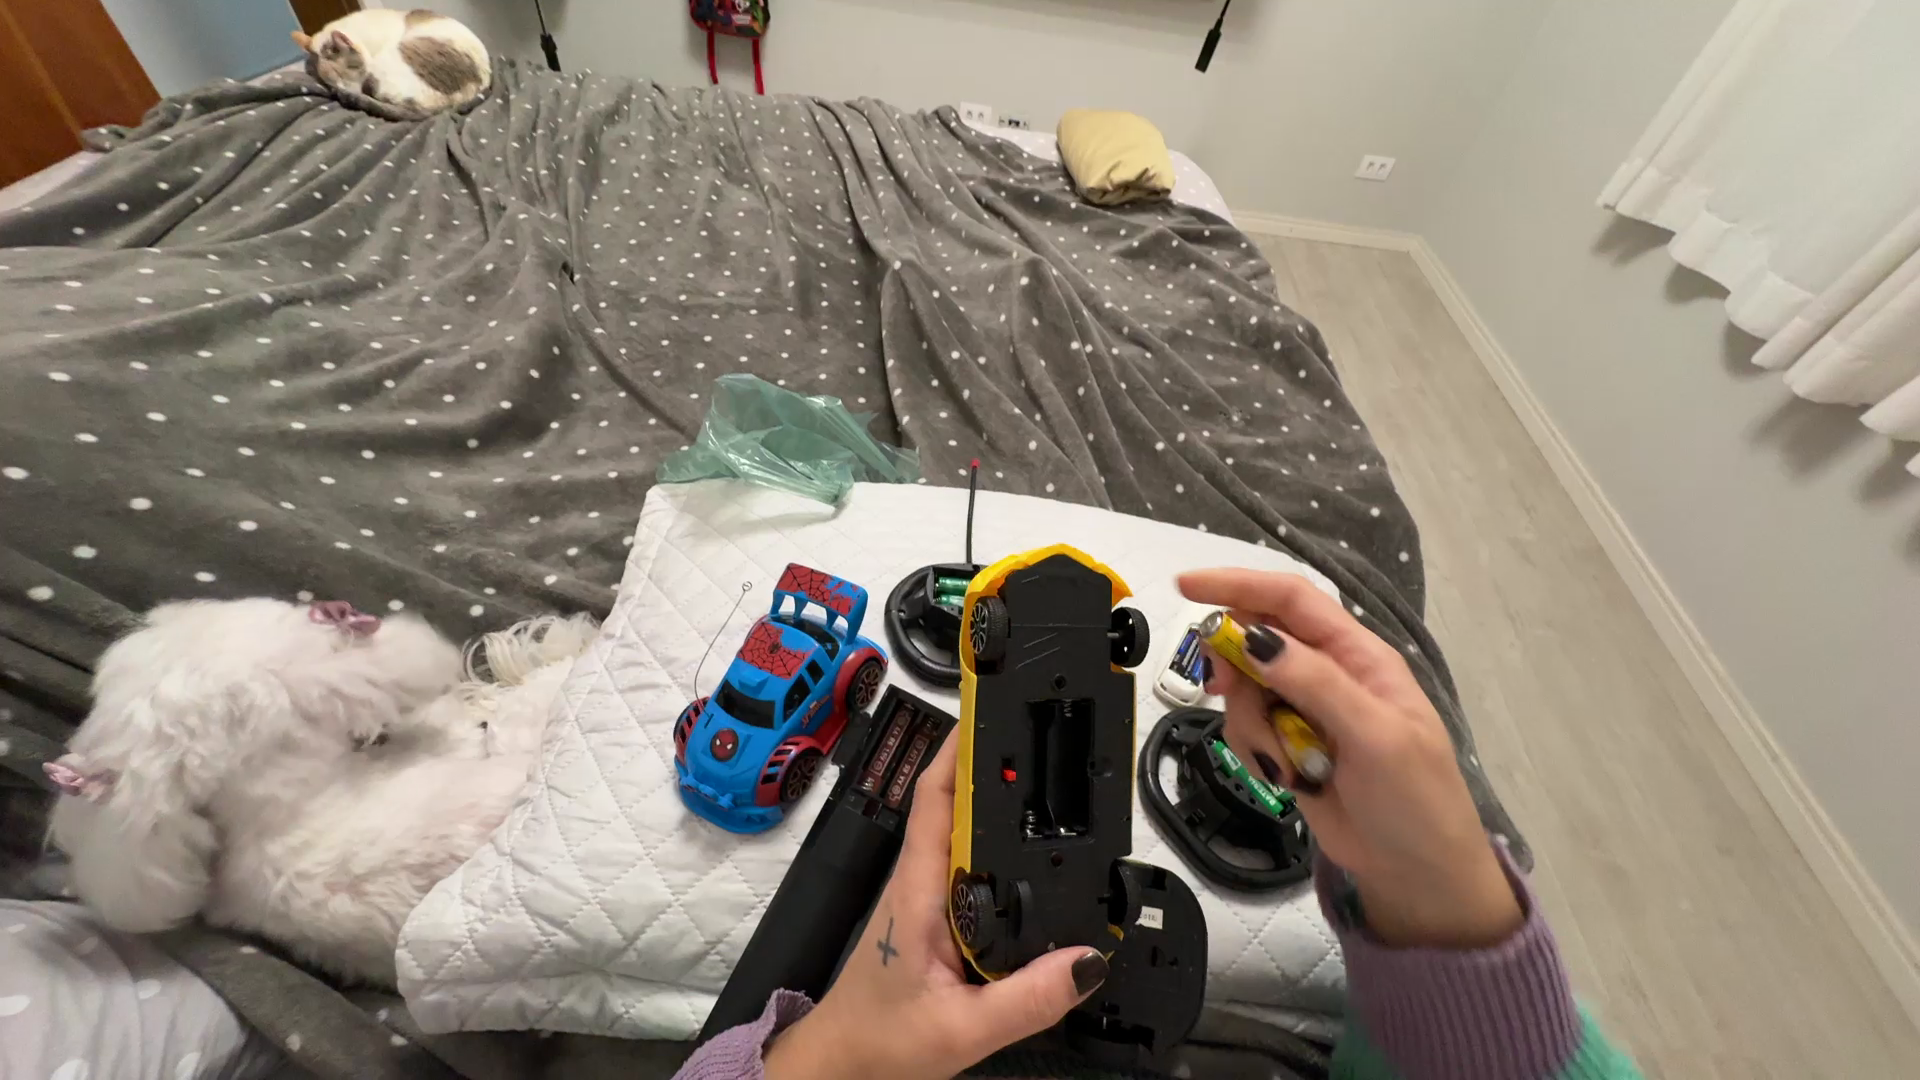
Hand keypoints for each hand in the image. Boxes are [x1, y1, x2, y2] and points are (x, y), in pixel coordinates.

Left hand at [764, 735, 1108, 1079]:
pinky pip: (962, 854)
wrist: (843, 1059)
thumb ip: (1027, 1000)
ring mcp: (923, 887)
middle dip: (984, 759)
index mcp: (919, 885)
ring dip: (986, 793)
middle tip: (1031, 733)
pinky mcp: (930, 904)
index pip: (936, 796)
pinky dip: (987, 832)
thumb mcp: (962, 1030)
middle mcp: (920, 874)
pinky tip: (1018, 841)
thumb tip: (1087, 960)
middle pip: (950, 798)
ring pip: (956, 824)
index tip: (991, 716)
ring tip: (1033, 773)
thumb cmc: (882, 1040)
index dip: (959, 750)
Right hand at [1179, 568, 1522, 948]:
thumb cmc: (1415, 801)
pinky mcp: (1284, 740)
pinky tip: (1284, 774)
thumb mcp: (1374, 736)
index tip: (1186, 586)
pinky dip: (1252, 746)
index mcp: (1356, 654)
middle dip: (1232, 661)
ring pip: (1243, 685)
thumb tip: (1255, 638)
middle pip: (1255, 637)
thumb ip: (1315, 683)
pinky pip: (1243, 724)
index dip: (1238, 585)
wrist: (1416, 875)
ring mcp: (1302, 707)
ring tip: (1280, 760)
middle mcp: (1325, 670)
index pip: (1289, 599)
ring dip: (1249, 721)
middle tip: (1219, 688)